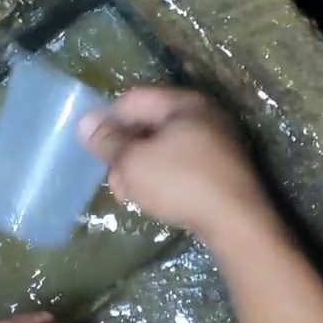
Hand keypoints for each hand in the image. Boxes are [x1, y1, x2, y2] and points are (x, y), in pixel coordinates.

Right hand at [80, 87, 272, 238]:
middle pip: (149, 124)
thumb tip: (85, 122)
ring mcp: (218, 142)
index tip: (95, 152)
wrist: (237, 222)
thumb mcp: (134, 161)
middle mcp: (204, 115)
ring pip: (164, 148)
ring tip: (132, 196)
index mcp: (184, 103)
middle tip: (116, 183)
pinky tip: (156, 200)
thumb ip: (108, 141)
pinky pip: (182, 165)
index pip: (133, 100)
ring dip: (141, 169)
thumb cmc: (181, 183)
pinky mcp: (223, 169)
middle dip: (125, 152)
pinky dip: (164, 178)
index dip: (108, 122)